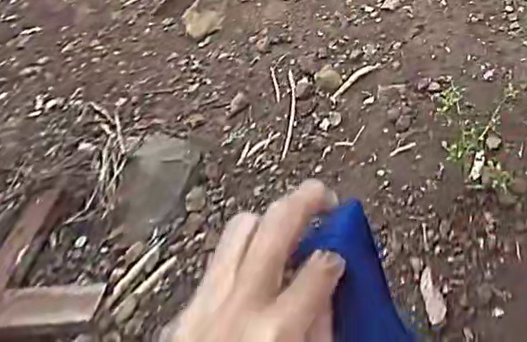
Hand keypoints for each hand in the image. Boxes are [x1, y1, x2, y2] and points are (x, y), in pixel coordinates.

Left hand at [163, 180, 344, 341]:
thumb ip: (319, 333)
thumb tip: (327, 295)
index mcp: (277, 333)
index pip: (320, 268)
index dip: (337, 256)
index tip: (341, 256)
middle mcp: (241, 306)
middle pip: (278, 223)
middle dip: (307, 200)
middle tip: (325, 198)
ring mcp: (208, 302)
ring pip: (241, 226)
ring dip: (268, 220)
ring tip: (287, 226)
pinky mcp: (185, 310)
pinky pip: (217, 260)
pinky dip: (239, 252)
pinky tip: (252, 269)